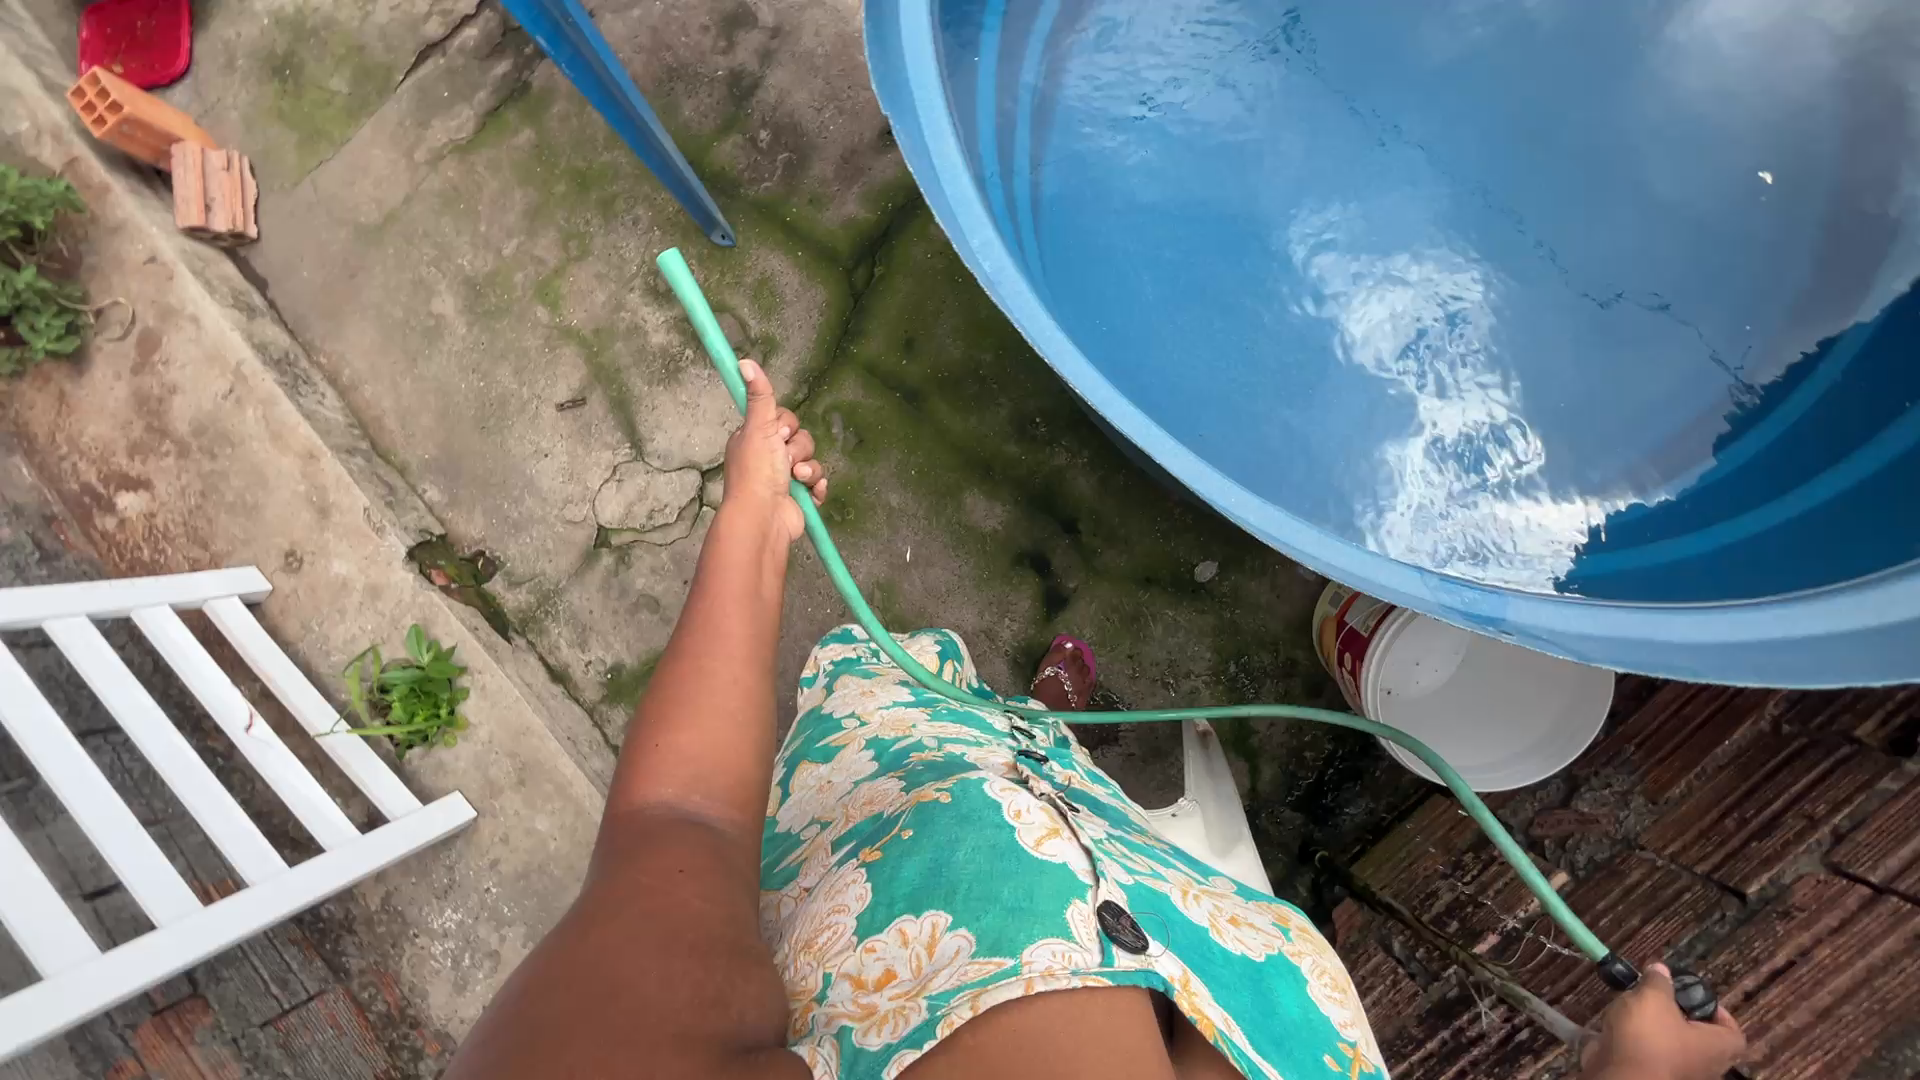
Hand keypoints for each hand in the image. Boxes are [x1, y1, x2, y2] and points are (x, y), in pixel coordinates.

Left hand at [721, 359, 826, 542]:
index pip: (782, 420)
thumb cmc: (756, 473)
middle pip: (801, 439)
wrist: (764, 518)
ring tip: (796, 479)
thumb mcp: (758, 428)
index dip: (786, 426)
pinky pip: (818, 483)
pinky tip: (810, 492)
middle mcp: (768, 458)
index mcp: (755, 440)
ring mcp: (784, 479)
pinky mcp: (799, 498)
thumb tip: (744, 361)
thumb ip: (760, 397)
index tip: (779, 434)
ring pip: (812, 461)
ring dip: (809, 469)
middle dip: (799, 449)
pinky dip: (817, 487)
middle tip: (785, 460)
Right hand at [1580, 964, 1744, 1079]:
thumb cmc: (1650, 1036)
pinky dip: (1645, 1038)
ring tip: (1637, 1006)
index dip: (1719, 1012)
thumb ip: (1659, 982)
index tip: (1695, 995)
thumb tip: (1662, 969)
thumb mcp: (1653, 998)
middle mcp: (1708, 1063)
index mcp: (1717, 1046)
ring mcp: (1683, 1071)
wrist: (1625, 1074)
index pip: (1733, 1031)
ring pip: (1678, 1044)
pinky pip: (1657, 1051)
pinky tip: (1625, 1023)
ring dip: (1661, 1027)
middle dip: (1684, 1016)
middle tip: (1662, 997)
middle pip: (1705, 1038)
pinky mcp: (1657, 1072)